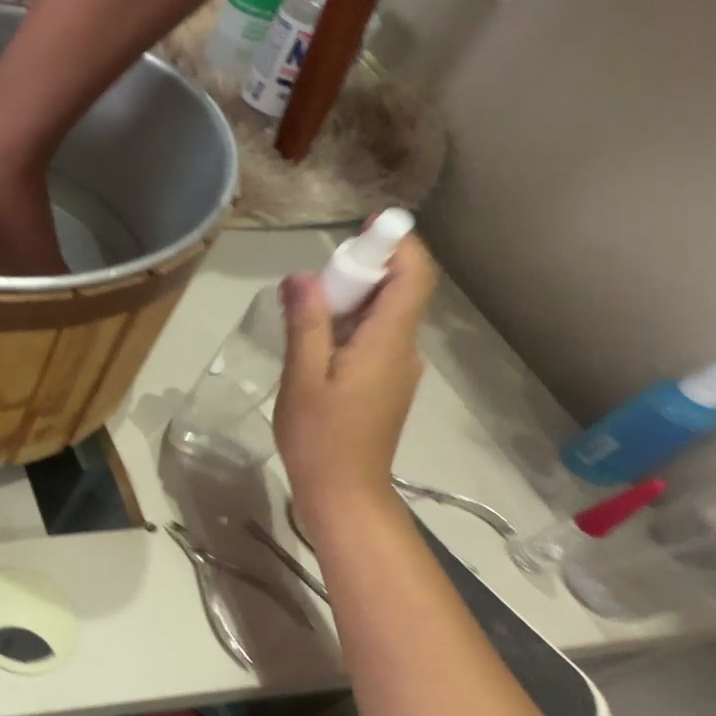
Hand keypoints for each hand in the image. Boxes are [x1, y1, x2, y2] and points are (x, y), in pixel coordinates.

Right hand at [274, 232, 436, 524]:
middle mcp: (404, 349)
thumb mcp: (303, 376)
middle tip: (314, 279)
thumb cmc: (320, 435)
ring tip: (304, 311)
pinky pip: (373, 341)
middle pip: (397, 293)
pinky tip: (313, 345)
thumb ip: (306, 324)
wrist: (343, 490)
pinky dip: (348, 329)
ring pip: (382, 318)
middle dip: (361, 273)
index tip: (369, 225)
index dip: (399, 243)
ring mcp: (397, 370)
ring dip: (350, 303)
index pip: (413, 276)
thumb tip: (302, 277)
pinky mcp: (385, 387)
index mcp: (389, 341)